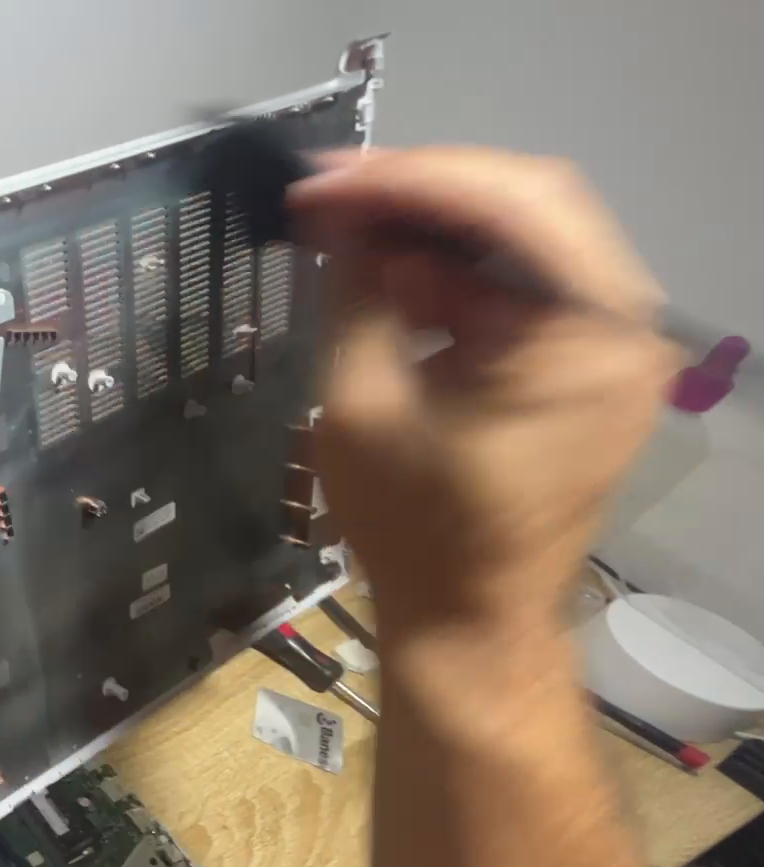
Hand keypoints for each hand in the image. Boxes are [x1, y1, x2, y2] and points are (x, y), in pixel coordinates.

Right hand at [291, 147, 677, 638]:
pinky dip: (441, 283)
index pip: (512, 207)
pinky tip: (381, 288)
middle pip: (526, 211)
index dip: (409, 180)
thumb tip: (339, 226)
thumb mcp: (360, 412)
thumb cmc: (410, 527)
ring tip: (339, 238)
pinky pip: (506, 297)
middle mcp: (619, 323)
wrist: (464, 613)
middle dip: (417, 195)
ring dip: (424, 238)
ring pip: (515, 249)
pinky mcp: (571, 367)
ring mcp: (602, 344)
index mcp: (584, 336)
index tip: (320, 182)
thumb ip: (356, 306)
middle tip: (325, 195)